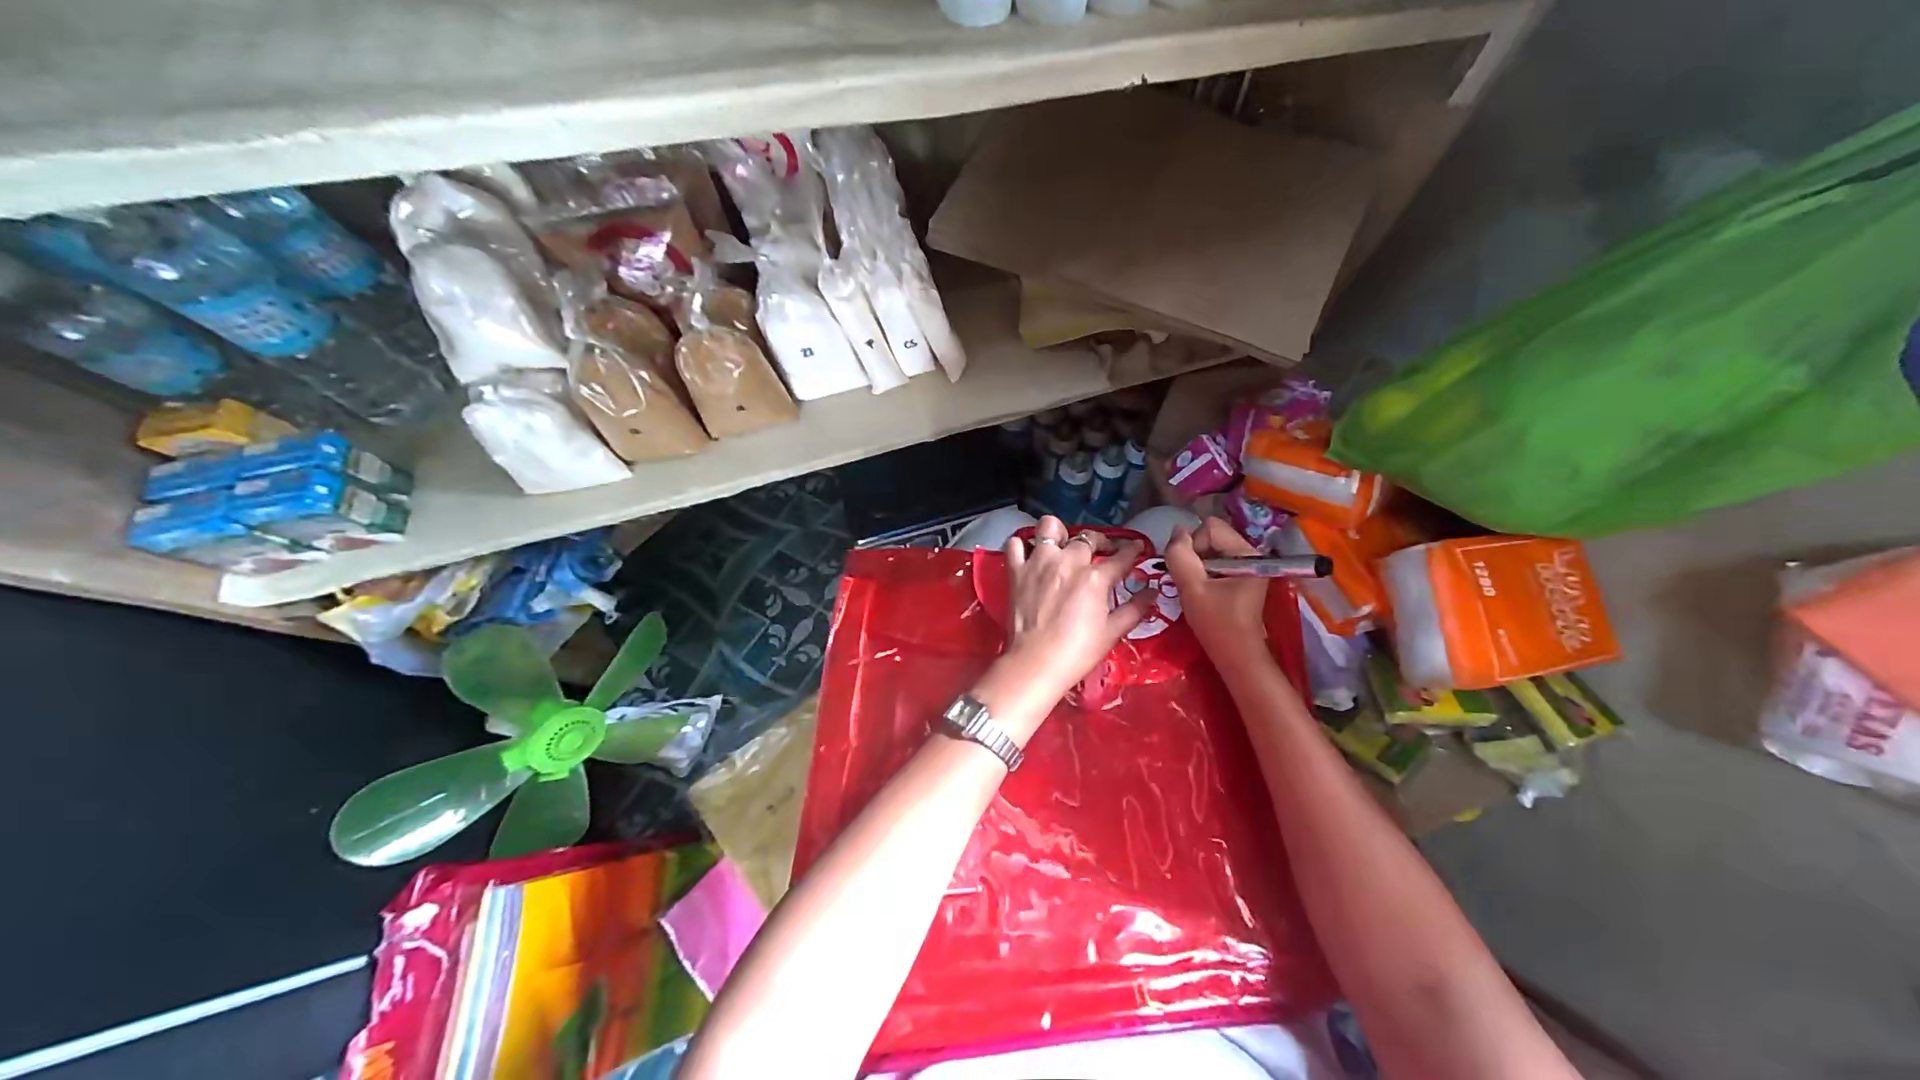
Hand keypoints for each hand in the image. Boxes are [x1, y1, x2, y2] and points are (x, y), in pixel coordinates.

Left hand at [973, 516, 1151, 739]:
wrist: (1036, 662)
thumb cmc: (1078, 651)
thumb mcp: (1113, 631)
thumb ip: (1135, 609)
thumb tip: (1152, 593)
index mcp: (1095, 577)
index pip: (1121, 557)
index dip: (1133, 551)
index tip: (1137, 548)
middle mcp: (1068, 562)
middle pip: (1088, 538)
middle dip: (1100, 542)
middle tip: (1103, 552)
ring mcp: (1039, 563)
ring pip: (1049, 527)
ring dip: (1059, 533)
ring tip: (1063, 545)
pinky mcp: (1016, 571)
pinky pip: (1016, 544)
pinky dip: (1022, 545)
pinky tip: (1030, 554)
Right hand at [1164, 516, 1268, 662]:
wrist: (1236, 656)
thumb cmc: (1217, 624)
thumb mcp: (1192, 588)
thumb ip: (1180, 556)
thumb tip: (1176, 530)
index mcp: (1246, 552)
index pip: (1209, 528)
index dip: (1193, 547)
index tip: (1191, 574)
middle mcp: (1251, 553)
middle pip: (1210, 536)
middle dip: (1195, 556)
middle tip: (1192, 583)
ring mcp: (1247, 565)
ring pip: (1210, 549)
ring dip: (1197, 566)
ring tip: (1196, 589)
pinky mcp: (1241, 576)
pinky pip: (1215, 561)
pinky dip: (1203, 573)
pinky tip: (1203, 592)